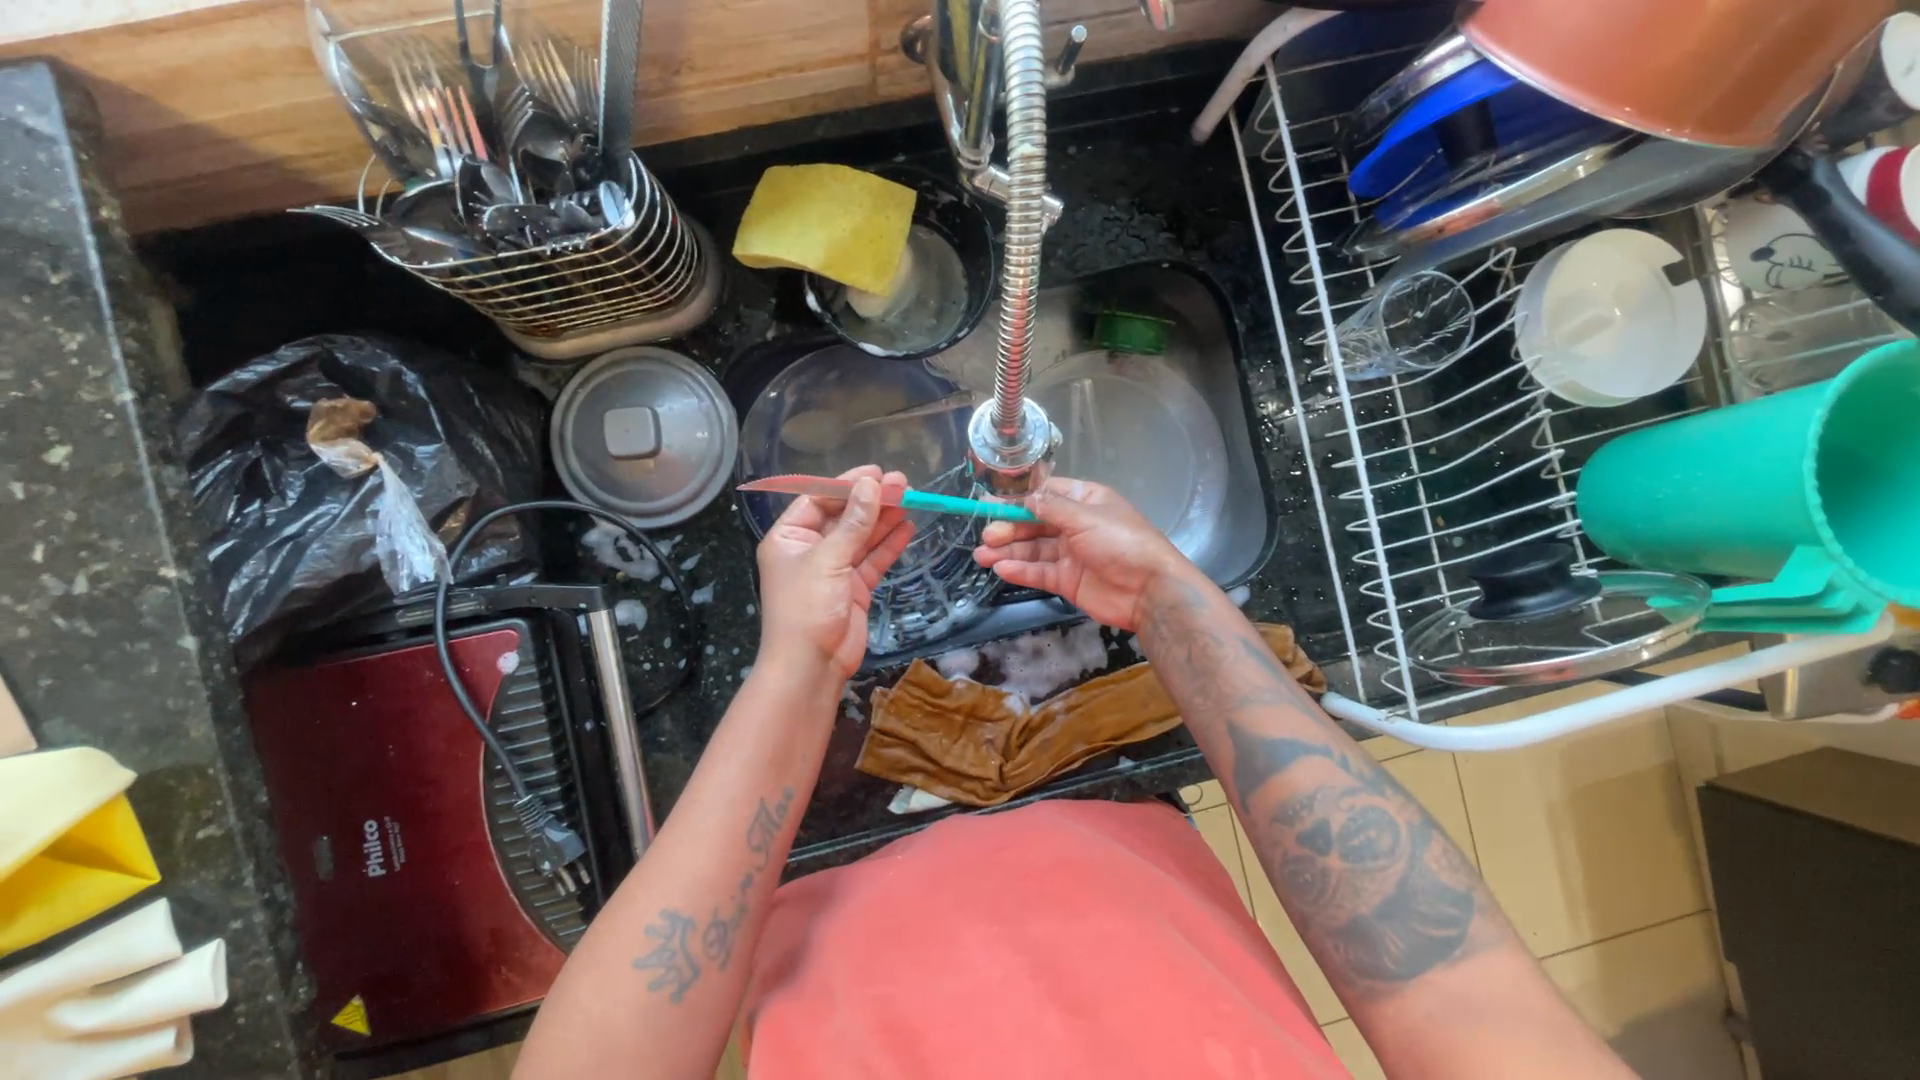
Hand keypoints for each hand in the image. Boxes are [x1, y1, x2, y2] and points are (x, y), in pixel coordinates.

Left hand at [756, 465, 915, 678]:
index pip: (818, 500)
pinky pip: (872, 559)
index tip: (876, 473)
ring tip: (911, 499)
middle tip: (902, 483)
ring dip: (884, 519)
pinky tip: (908, 527)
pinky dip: (889, 545)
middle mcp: (810, 550)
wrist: (811, 665)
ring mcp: (833, 569)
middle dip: (871, 500)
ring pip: (862, 537)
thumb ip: (854, 523)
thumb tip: (871, 485)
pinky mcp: (853, 588)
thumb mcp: (828, 560)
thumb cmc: (807, 608)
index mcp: (789, 538)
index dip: (846, 484)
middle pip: (844, 516)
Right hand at [972, 477, 1197, 632]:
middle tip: (987, 536)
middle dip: (1009, 529)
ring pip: (1033, 550)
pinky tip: (1001, 569)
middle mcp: (1076, 525)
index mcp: (1086, 501)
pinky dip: (1020, 571)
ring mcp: (1071, 554)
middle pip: (1034, 524)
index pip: (1046, 494)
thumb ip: (1051, 508)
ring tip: (982, 556)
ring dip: (1008, 551)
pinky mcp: (1068, 581)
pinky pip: (1039, 573)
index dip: (1019, 500)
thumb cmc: (1123, 543)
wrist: (1150, 590)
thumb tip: (1025, 498)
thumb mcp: (1086, 517)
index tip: (991, 504)